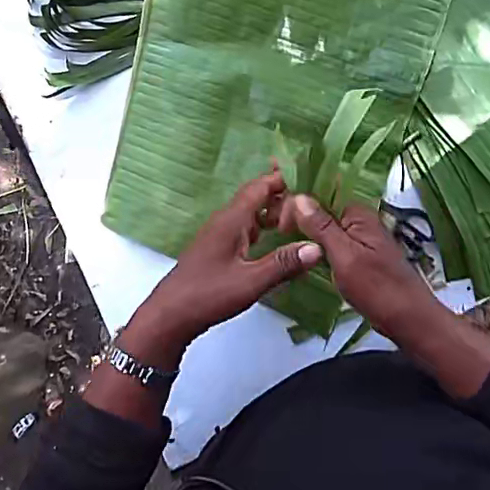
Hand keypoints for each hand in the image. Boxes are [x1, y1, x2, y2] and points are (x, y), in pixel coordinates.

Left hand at [124, 169, 322, 363]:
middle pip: (255, 198)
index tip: (308, 174)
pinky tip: (275, 242)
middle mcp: (224, 221)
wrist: (171, 315)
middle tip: (311, 200)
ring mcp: (218, 236)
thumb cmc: (208, 294)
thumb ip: (284, 263)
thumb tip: (317, 247)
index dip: (282, 178)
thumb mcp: (251, 281)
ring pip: (250, 215)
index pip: (259, 187)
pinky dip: (262, 230)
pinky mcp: (217, 250)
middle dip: (281, 196)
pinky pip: (244, 230)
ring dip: (272, 214)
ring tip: (299, 219)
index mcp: (232, 220)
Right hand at [284, 194, 489, 397]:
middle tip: (271, 225)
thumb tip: (299, 196)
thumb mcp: (344, 255)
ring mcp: (358, 238)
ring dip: (303, 226)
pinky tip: (297, 247)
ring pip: (324, 223)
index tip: (274, 213)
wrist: (409, 320)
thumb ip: (322, 226)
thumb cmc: (378, 288)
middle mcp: (358, 220)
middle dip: (296, 210)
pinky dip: (313, 241)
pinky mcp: (356, 255)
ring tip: (276, 230)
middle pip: (322, 205)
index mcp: (357, 213)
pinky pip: (330, 240)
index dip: (296, 196)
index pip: (321, 190)